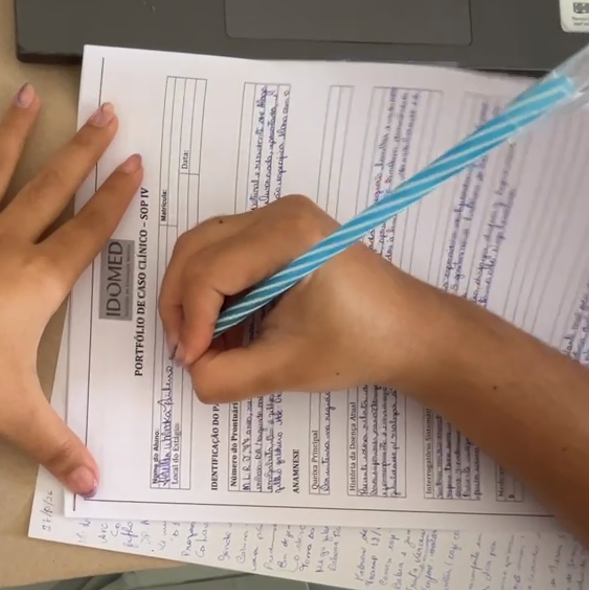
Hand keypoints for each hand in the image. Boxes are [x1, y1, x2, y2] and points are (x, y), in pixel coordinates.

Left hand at [0, 86, 140, 494]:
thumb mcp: (14, 414)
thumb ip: (57, 446)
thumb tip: (92, 484)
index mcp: (35, 280)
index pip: (88, 232)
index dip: (115, 199)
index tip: (133, 164)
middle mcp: (1, 243)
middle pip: (52, 187)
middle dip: (83, 150)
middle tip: (104, 113)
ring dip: (13, 133)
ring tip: (26, 96)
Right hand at [158, 195, 459, 402]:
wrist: (409, 332)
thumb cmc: (359, 346)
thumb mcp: (285, 369)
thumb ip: (224, 376)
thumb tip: (190, 371)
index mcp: (287, 234)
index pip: (210, 272)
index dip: (190, 321)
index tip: (193, 362)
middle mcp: (276, 213)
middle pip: (194, 251)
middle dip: (179, 305)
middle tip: (186, 352)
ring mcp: (275, 218)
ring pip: (200, 251)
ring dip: (190, 299)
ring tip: (203, 343)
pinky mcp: (273, 234)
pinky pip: (220, 256)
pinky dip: (210, 294)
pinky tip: (223, 331)